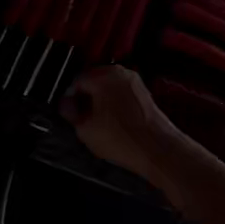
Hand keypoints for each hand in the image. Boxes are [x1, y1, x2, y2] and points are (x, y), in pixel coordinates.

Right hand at [58, 66, 189, 183]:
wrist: (158, 150)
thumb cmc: (125, 139)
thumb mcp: (85, 129)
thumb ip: (70, 112)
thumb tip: (66, 105)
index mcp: (102, 76)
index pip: (76, 81)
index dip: (69, 99)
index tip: (69, 111)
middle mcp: (120, 73)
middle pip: (93, 81)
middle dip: (86, 98)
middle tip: (82, 118)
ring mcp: (134, 82)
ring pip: (108, 88)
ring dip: (101, 101)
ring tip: (99, 124)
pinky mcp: (144, 94)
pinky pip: (121, 94)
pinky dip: (115, 105)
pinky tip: (114, 125)